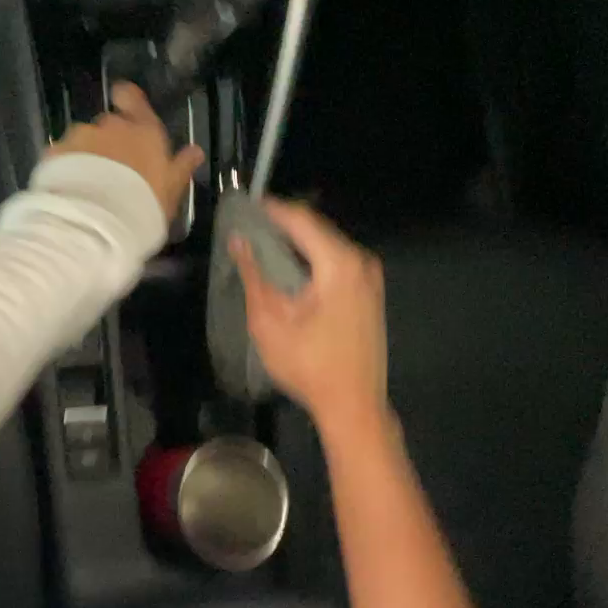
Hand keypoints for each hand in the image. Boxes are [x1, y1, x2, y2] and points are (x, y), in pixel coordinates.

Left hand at [46, 82, 204, 221]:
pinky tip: (69, 188)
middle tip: (111, 170)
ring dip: (85, 155)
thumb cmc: (141, 207)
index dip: (128, 98)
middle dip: (109, 141)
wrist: (94, 223)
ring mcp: (80, 138)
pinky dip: (64, 166)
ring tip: (87, 184)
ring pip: (84, 139)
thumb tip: (195, 151)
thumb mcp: (170, 191)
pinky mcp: (55, 153)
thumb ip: (181, 167)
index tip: (123, 103)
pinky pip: (61, 155)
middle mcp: (111, 126)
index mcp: (144, 131)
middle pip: (109, 125)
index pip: (134, 100)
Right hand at [233, 199, 389, 429]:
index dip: (273, 210)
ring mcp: (370, 280)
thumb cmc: (309, 364)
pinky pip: (335, 265)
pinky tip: (287, 270)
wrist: (352, 403)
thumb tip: (238, 244)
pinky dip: (309, 261)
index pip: (302, 222)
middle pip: (317, 232)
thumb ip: (253, 277)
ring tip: (261, 245)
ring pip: (326, 249)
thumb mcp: (269, 321)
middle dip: (283, 227)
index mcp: (340, 265)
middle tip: (249, 225)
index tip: (246, 204)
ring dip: (296, 245)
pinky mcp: (369, 295)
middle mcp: (361, 264)